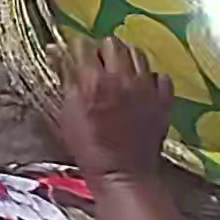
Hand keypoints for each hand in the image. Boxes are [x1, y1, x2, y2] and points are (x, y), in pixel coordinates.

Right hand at [45, 36, 173, 182]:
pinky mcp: (163, 100)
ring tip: (119, 71)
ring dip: (125, 58)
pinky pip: (160, 75)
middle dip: (102, 49)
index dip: (77, 48)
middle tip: (98, 64)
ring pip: (138, 53)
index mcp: (93, 80)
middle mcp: (122, 77)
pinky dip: (150, 77)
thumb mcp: (67, 112)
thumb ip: (65, 78)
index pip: (83, 45)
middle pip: (113, 43)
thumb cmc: (88, 146)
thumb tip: (55, 51)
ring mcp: (146, 88)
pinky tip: (140, 87)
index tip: (75, 56)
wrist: (124, 176)